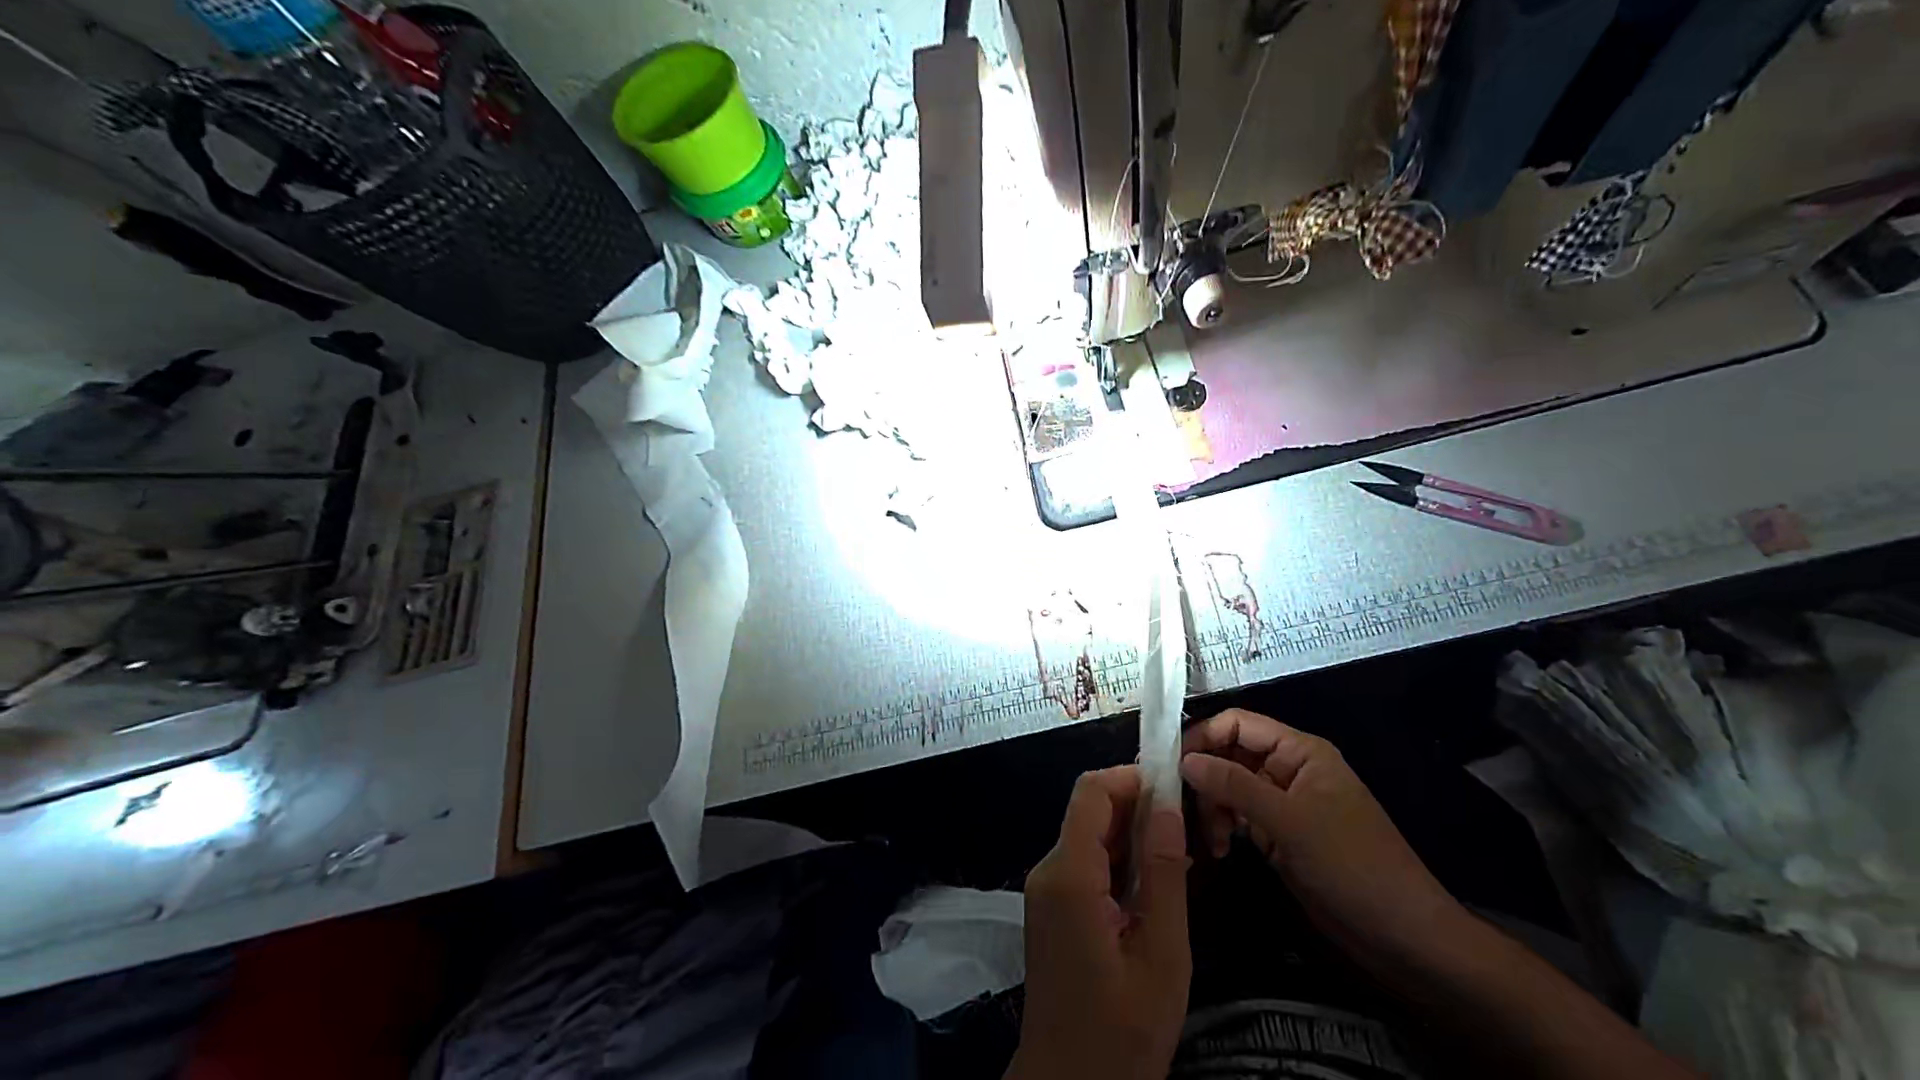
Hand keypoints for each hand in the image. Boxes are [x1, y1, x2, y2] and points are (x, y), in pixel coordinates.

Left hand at [1008, 766, 1189, 1079]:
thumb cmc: (1122, 1031)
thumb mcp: (1161, 955)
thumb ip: (1163, 875)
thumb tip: (1168, 806)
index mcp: (1068, 875)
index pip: (1092, 792)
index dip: (1132, 778)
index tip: (1177, 788)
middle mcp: (1049, 870)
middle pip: (1090, 811)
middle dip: (1138, 807)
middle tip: (1189, 828)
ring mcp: (1046, 889)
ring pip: (1091, 836)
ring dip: (1133, 836)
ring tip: (1180, 857)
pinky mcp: (1053, 907)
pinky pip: (1087, 864)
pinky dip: (1120, 862)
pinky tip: (1156, 885)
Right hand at [1179, 710, 1465, 966]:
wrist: (1402, 935)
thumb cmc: (1351, 865)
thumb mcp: (1289, 822)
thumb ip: (1234, 785)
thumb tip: (1184, 760)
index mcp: (1299, 752)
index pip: (1238, 725)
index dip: (1203, 737)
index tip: (1171, 765)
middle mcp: (1287, 769)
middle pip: (1229, 754)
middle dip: (1205, 778)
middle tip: (1183, 808)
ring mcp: (1282, 803)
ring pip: (1228, 787)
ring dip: (1213, 809)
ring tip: (1212, 842)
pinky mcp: (1279, 834)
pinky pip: (1238, 817)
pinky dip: (1224, 829)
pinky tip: (1221, 851)